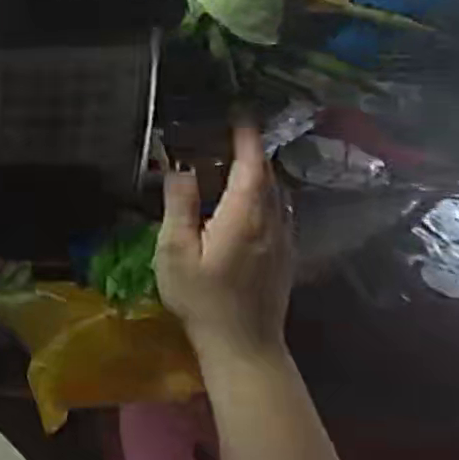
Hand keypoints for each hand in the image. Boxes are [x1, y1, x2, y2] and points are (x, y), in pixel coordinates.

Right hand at [156, 122, 293, 366]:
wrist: (243, 345)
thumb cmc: (201, 297)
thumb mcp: (175, 249)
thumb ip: (179, 205)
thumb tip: (180, 167)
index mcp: (244, 219)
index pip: (251, 168)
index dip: (247, 139)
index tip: (240, 113)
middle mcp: (272, 225)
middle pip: (267, 178)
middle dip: (252, 151)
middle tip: (228, 131)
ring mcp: (282, 242)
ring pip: (276, 195)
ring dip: (258, 173)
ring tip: (232, 159)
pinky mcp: (283, 257)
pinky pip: (277, 212)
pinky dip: (262, 193)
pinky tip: (243, 198)